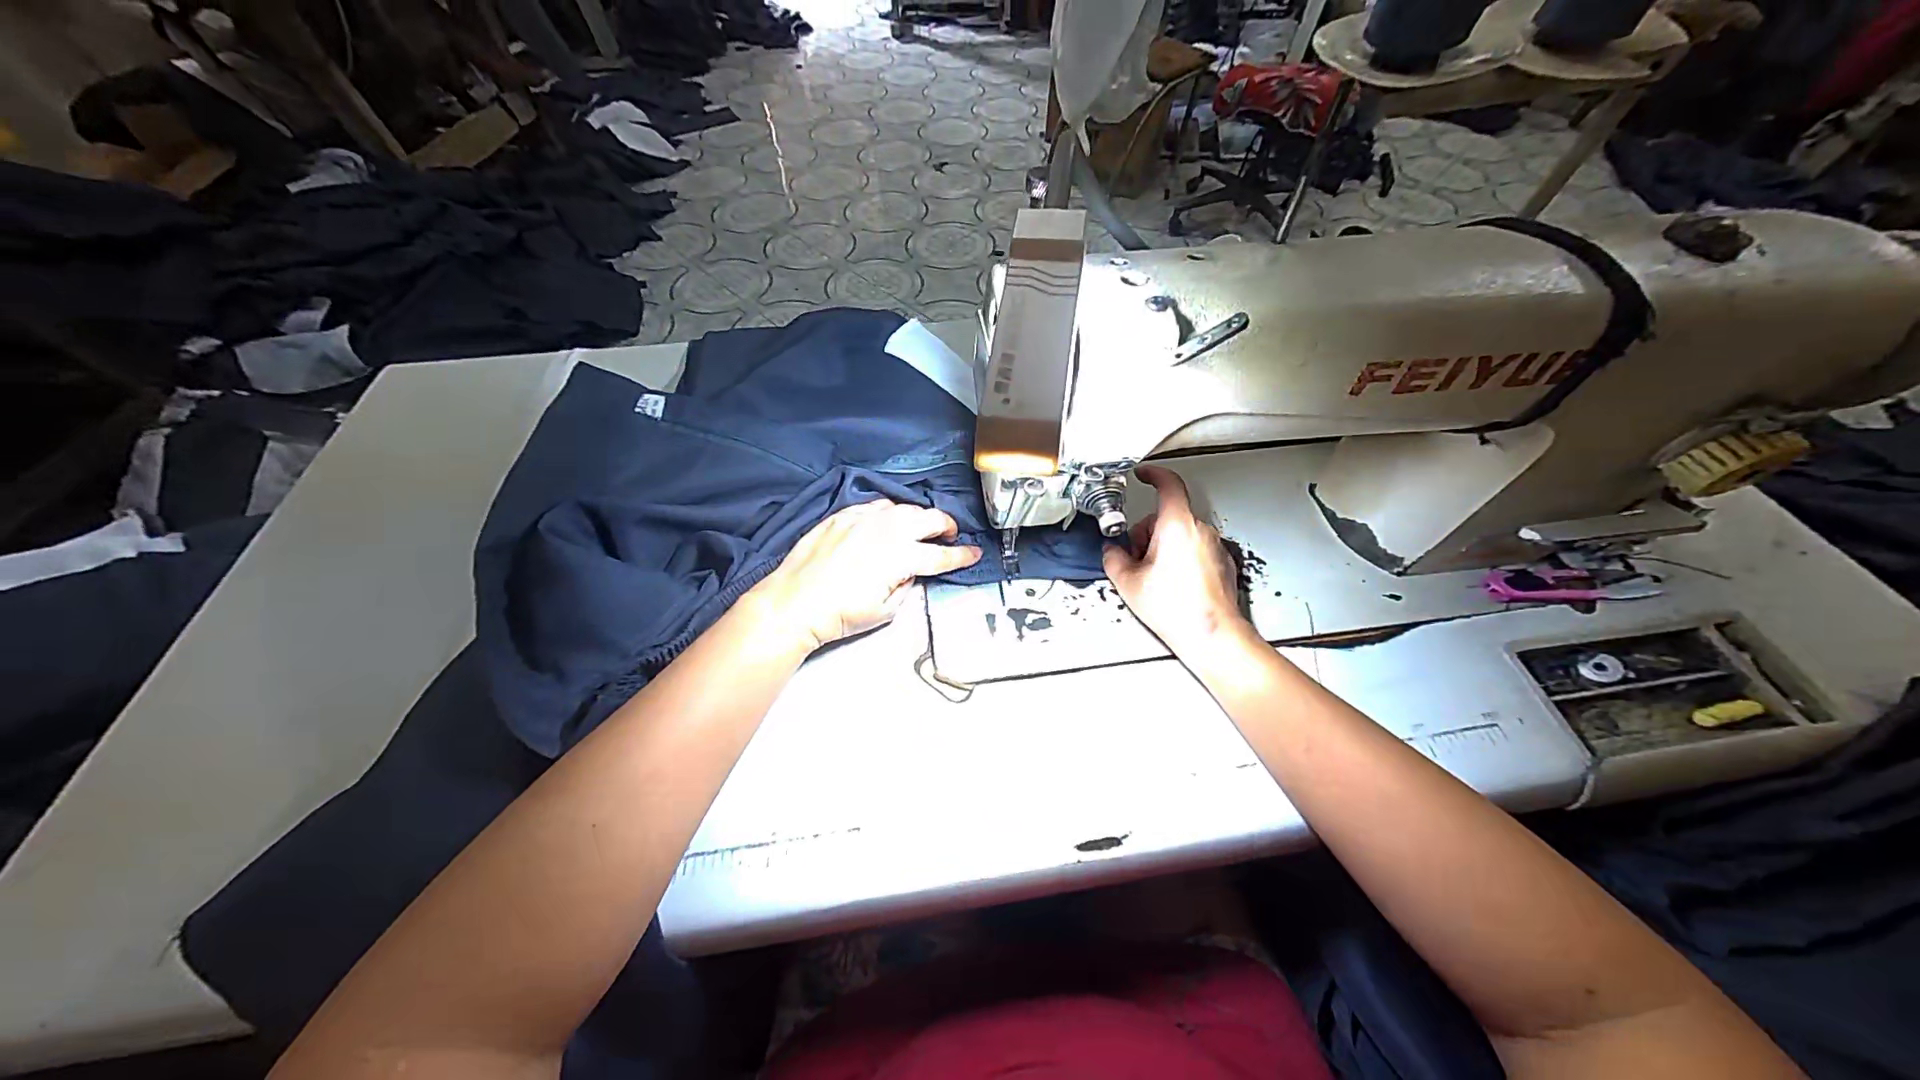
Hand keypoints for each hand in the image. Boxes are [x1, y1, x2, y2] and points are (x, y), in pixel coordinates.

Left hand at [745, 500, 981, 652]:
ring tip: (919, 528)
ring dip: (917, 517)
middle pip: (929, 518)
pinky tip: (885, 523)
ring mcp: (863, 518)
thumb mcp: (885, 610)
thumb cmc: (839, 613)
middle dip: (946, 526)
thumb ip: (906, 588)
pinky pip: (874, 506)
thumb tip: (910, 575)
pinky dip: (888, 513)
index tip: (973, 554)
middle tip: (950, 535)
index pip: (942, 554)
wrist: (795, 602)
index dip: (962, 555)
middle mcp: (887, 529)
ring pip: (902, 507)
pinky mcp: (842, 515)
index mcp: (902, 556)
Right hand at [1102, 465, 1249, 654]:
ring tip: (1156, 579)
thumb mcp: (1128, 582)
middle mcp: (1200, 530)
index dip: (1153, 474)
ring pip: (1180, 535)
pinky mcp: (1221, 562)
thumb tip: (1112, 551)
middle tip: (1138, 561)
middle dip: (1147, 535)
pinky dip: (1180, 560)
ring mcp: (1214, 546)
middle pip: (1166, 517)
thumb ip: (1113, 557)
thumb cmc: (1178, 610)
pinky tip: (1173, 586)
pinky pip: (1194, 550)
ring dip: (1163, 549)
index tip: (1144, 474)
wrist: (1212, 634)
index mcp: (1177, 525)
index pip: (1167, 484)